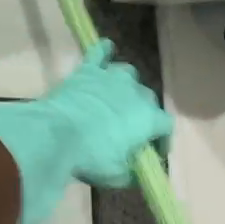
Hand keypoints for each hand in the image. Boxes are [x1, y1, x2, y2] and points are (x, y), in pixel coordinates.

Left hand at [41, 41, 172, 186]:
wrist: (58, 133)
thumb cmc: (93, 157)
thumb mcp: (119, 175)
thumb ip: (131, 168)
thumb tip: (131, 165)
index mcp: (148, 118)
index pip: (166, 125)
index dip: (161, 139)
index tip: (153, 152)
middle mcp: (134, 92)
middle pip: (148, 98)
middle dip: (144, 112)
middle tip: (131, 129)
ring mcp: (111, 76)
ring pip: (128, 73)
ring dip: (126, 86)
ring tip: (118, 98)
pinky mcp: (88, 69)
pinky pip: (100, 52)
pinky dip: (104, 50)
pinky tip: (107, 49)